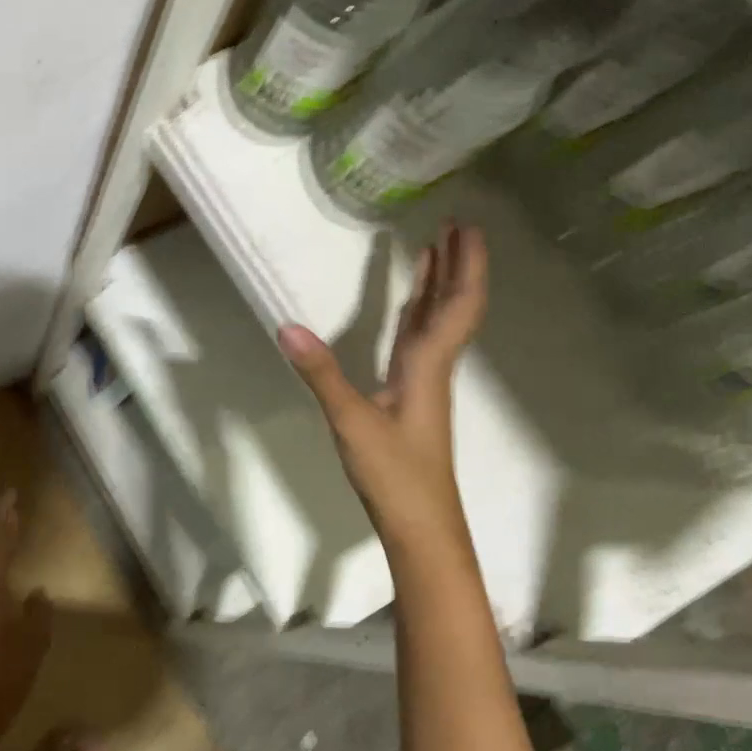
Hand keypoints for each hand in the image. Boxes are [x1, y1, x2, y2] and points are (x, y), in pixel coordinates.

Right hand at [278, 221, 487, 548]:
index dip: (466, 265)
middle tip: (454, 225)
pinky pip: (419, 343)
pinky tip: (407, 312)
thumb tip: (286, 326)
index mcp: (428, 366)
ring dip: (438, 287)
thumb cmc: (394, 475)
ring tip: (432, 252)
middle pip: (453, 307)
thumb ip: (321, 374)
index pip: (456, 306)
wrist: (420, 525)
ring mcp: (423, 384)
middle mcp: (433, 368)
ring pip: (437, 324)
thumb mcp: (351, 422)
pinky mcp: (409, 399)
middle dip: (456, 265)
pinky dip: (417, 316)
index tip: (465, 226)